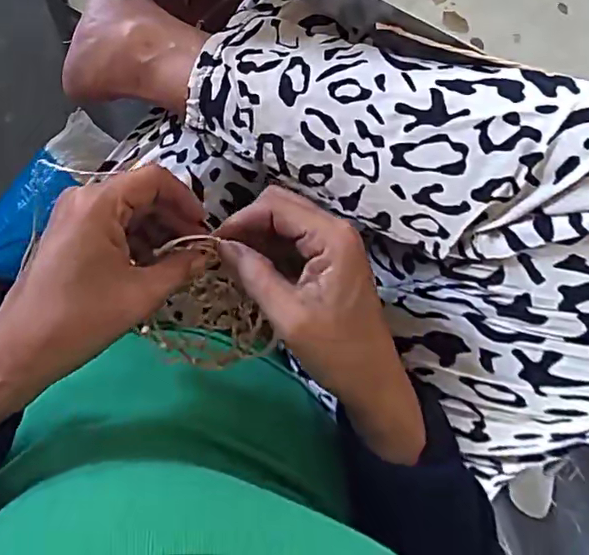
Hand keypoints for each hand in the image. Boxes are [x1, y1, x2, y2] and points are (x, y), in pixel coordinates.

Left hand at [0, 164, 205, 430]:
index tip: (203, 229)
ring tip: (176, 261)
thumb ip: (179, 268)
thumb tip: (205, 255)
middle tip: (195, 248)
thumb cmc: (79, 318)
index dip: (186, 200)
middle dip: (172, 218)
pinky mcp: (68, 231)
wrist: (17, 351)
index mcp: (99, 201)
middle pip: (142, 192)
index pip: (155, 179)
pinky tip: (149, 266)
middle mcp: (84, 196)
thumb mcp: (140, 294)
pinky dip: (134, 239)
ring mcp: (73, 213)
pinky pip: (111, 223)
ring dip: (155, 230)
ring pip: (128, 209)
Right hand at [216, 187, 425, 464]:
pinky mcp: (330, 256)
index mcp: (331, 235)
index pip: (276, 206)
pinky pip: (293, 239)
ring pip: (285, 220)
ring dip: (257, 235)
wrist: (374, 382)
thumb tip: (221, 246)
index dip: (241, 219)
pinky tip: (251, 266)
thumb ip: (254, 275)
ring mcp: (334, 241)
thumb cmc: (337, 352)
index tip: (213, 242)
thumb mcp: (289, 316)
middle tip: (220, 251)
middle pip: (281, 205)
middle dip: (248, 223)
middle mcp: (335, 228)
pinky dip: (270, 248)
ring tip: (230, 259)